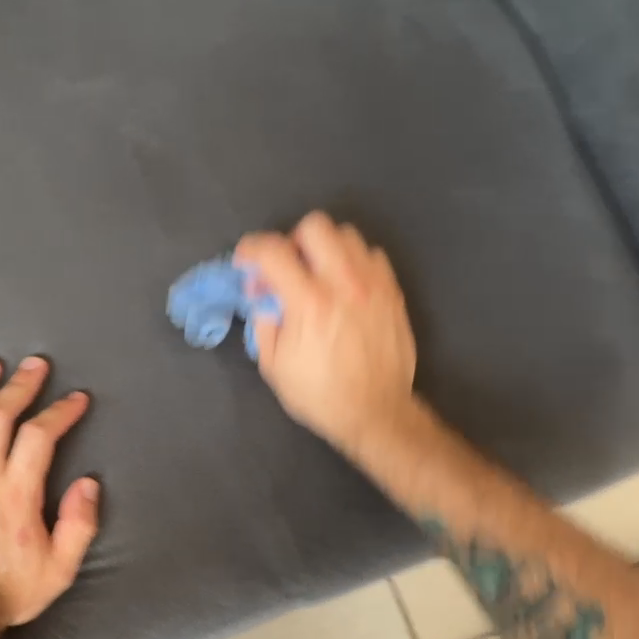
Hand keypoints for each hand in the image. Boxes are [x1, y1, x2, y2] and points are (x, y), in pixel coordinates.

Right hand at [235, 211, 418, 450]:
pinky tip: (345, 287)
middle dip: (292, 241)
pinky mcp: (393, 292)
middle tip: (287, 267)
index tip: (246, 262)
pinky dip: (352, 262)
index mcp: (309, 303)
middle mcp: (343, 284)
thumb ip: (263, 322)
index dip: (250, 249)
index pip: (272, 251)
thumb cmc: (319, 395)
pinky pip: (371, 255)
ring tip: (318, 275)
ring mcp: (373, 285)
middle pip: (315, 226)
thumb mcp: (274, 365)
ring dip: (325, 249)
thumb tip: (262, 295)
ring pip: (347, 235)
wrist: (376, 412)